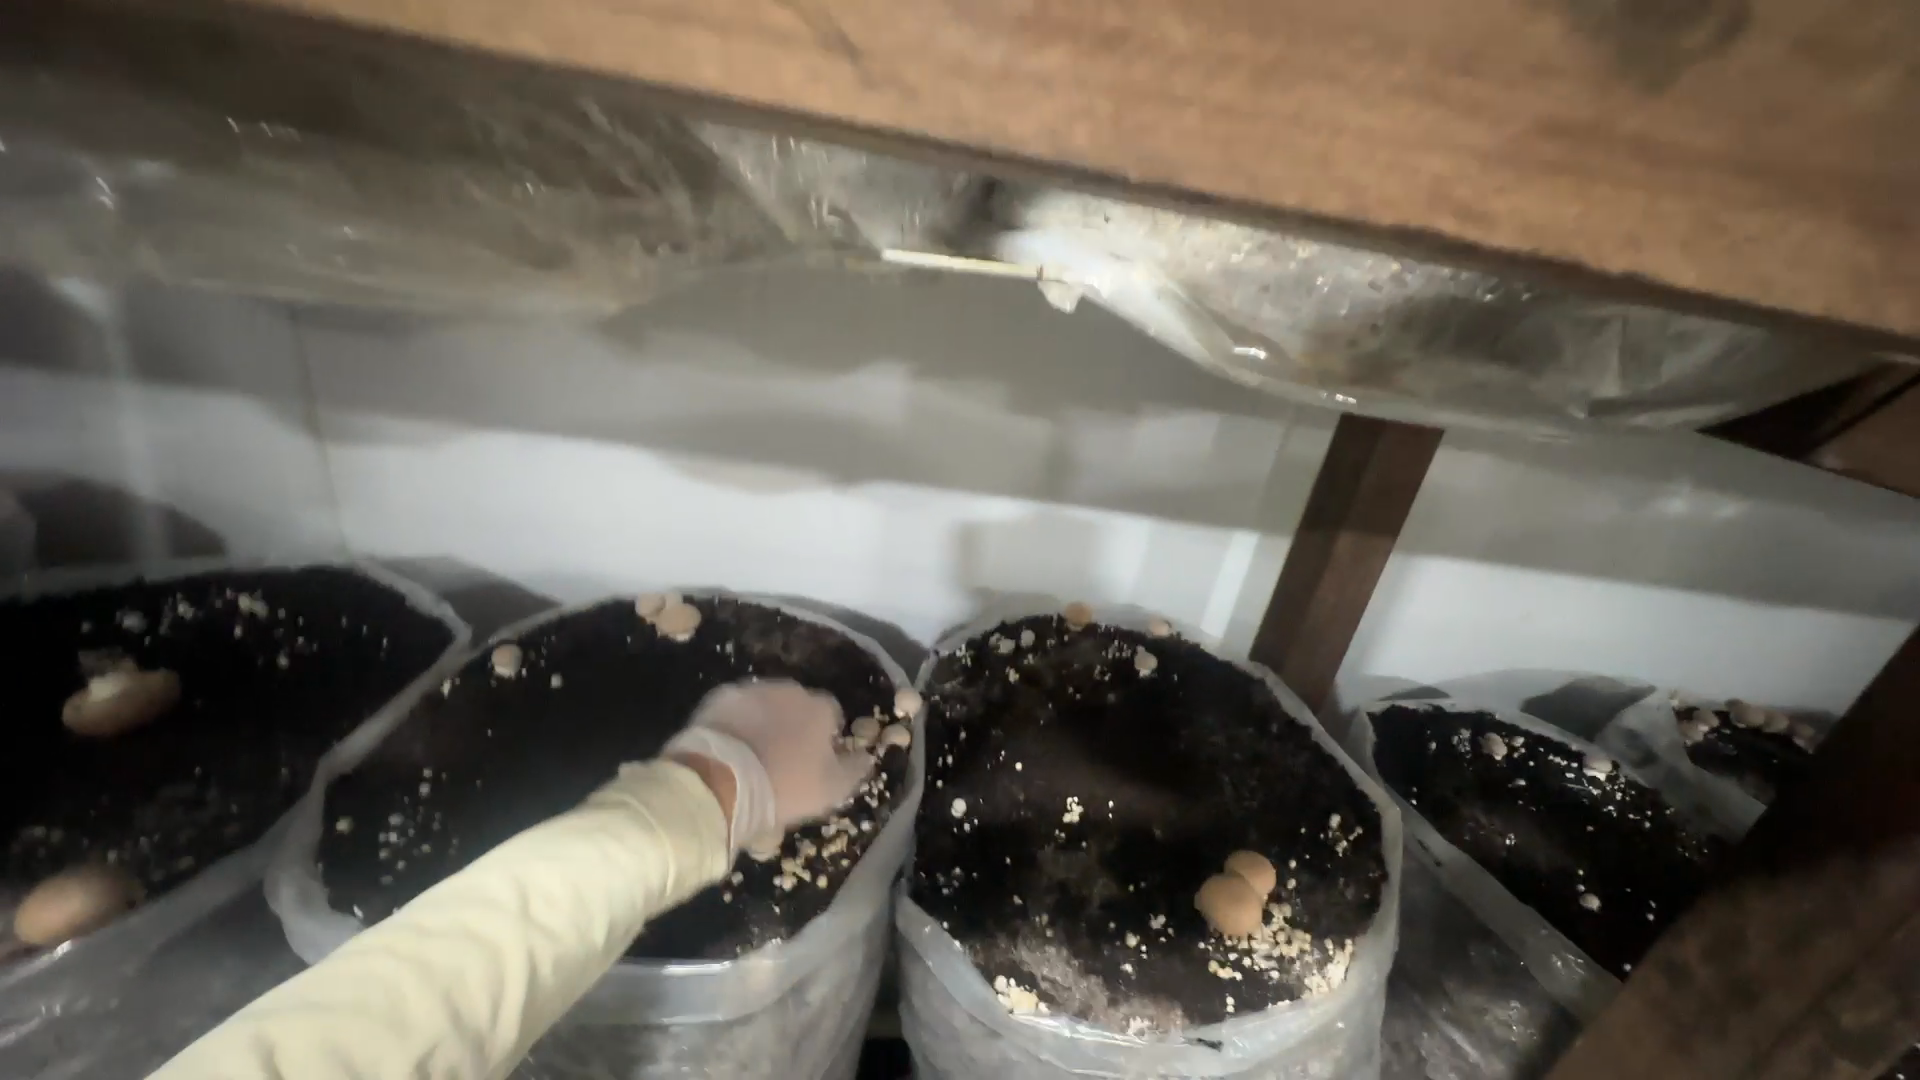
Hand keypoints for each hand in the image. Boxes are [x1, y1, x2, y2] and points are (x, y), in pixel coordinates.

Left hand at [663, 680, 873, 850]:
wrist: (721, 781)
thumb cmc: (784, 786)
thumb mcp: (832, 788)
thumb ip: (855, 768)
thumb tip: (866, 755)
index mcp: (820, 708)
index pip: (832, 713)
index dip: (825, 736)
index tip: (815, 759)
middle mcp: (790, 690)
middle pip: (798, 705)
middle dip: (794, 724)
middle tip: (783, 757)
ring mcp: (753, 690)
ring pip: (766, 703)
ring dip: (765, 721)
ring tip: (753, 753)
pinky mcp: (720, 698)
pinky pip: (736, 708)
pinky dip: (736, 722)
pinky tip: (730, 746)